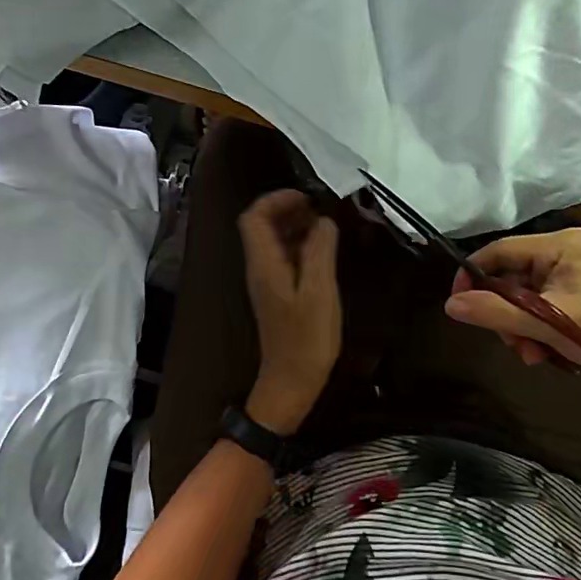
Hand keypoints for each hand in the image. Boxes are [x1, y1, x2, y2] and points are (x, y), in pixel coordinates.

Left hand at [238, 190, 340, 433]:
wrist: (291, 381)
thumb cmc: (307, 338)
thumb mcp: (319, 291)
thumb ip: (320, 251)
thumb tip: (324, 221)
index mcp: (264, 264)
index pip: (255, 217)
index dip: (276, 199)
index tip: (307, 198)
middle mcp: (259, 268)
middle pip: (262, 225)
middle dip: (288, 209)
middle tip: (320, 209)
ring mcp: (266, 281)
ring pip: (273, 241)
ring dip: (295, 227)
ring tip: (325, 225)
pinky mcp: (277, 293)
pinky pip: (282, 258)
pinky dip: (299, 246)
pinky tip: (322, 251)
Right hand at [443, 227, 580, 391]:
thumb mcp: (548, 325)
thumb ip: (497, 313)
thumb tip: (451, 305)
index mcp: (561, 244)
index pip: (499, 251)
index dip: (473, 276)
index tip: (459, 305)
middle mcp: (568, 249)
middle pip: (512, 276)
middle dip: (506, 313)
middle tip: (513, 344)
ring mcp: (578, 270)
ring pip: (526, 295)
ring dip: (523, 327)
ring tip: (535, 354)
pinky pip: (545, 304)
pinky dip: (540, 328)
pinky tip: (547, 350)